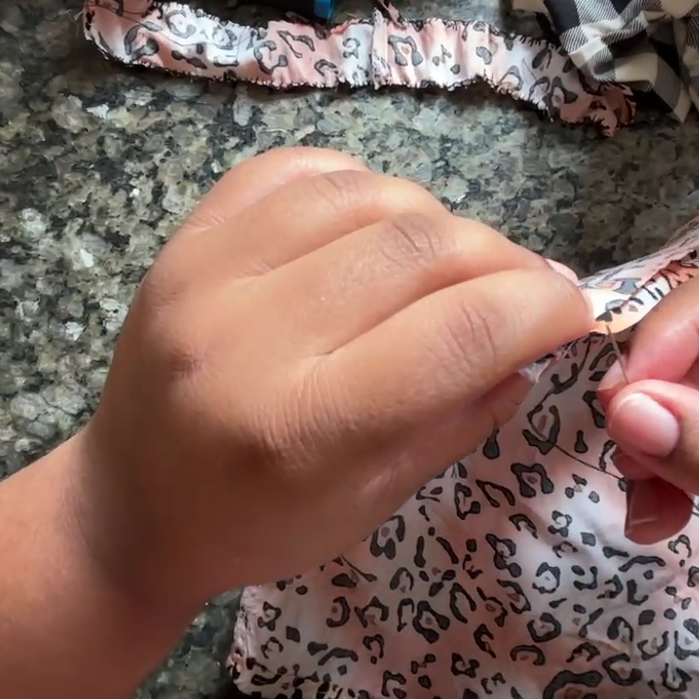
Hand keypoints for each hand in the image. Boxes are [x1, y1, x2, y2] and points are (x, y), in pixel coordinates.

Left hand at [71, 148, 592, 609]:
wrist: (125, 507)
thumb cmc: (253, 528)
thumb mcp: (369, 508)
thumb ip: (456, 419)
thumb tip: (530, 343)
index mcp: (300, 426)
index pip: (458, 331)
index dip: (542, 307)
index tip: (573, 313)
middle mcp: (247, 333)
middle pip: (420, 248)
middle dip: (501, 260)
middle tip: (520, 289)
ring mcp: (205, 272)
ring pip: (367, 194)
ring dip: (435, 221)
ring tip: (446, 264)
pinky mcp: (184, 239)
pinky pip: (297, 170)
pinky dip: (360, 186)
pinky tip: (373, 228)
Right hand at [600, 256, 698, 686]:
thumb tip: (623, 408)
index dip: (687, 321)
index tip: (632, 386)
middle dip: (656, 386)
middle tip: (623, 445)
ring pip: (676, 385)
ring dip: (645, 437)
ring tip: (642, 493)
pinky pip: (674, 438)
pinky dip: (652, 474)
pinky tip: (656, 520)